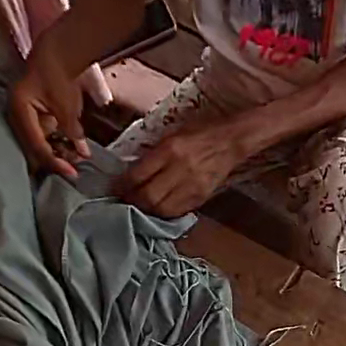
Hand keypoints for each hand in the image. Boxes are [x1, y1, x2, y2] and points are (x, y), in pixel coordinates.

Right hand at [9, 46, 89, 178]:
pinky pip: (42, 135)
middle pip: (34, 147)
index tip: (71, 173)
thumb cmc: (60, 76)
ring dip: (56, 153)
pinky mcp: (31, 116)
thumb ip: (73, 133)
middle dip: (54, 160)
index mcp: (20, 110)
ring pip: (38, 143)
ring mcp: (22, 116)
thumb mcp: (67, 108)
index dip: (54, 162)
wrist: (58, 52)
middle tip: (73, 171)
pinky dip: (55, 143)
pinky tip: (69, 150)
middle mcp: (16, 115)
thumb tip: (83, 154)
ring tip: (75, 160)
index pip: (37, 145)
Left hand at [116, 124, 246, 216]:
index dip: (122, 186)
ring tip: (139, 208)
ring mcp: (191, 186)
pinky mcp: (200, 198)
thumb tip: (132, 173)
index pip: (138, 175)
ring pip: (161, 209)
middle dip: (132, 202)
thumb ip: (153, 154)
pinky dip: (163, 213)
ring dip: (146, 211)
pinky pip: (177, 212)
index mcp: (170, 149)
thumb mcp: (172, 135)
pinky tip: (158, 209)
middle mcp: (180, 169)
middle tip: (124, 202)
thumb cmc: (199, 132)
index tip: (114, 190)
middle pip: (148, 196)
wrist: (231, 141)